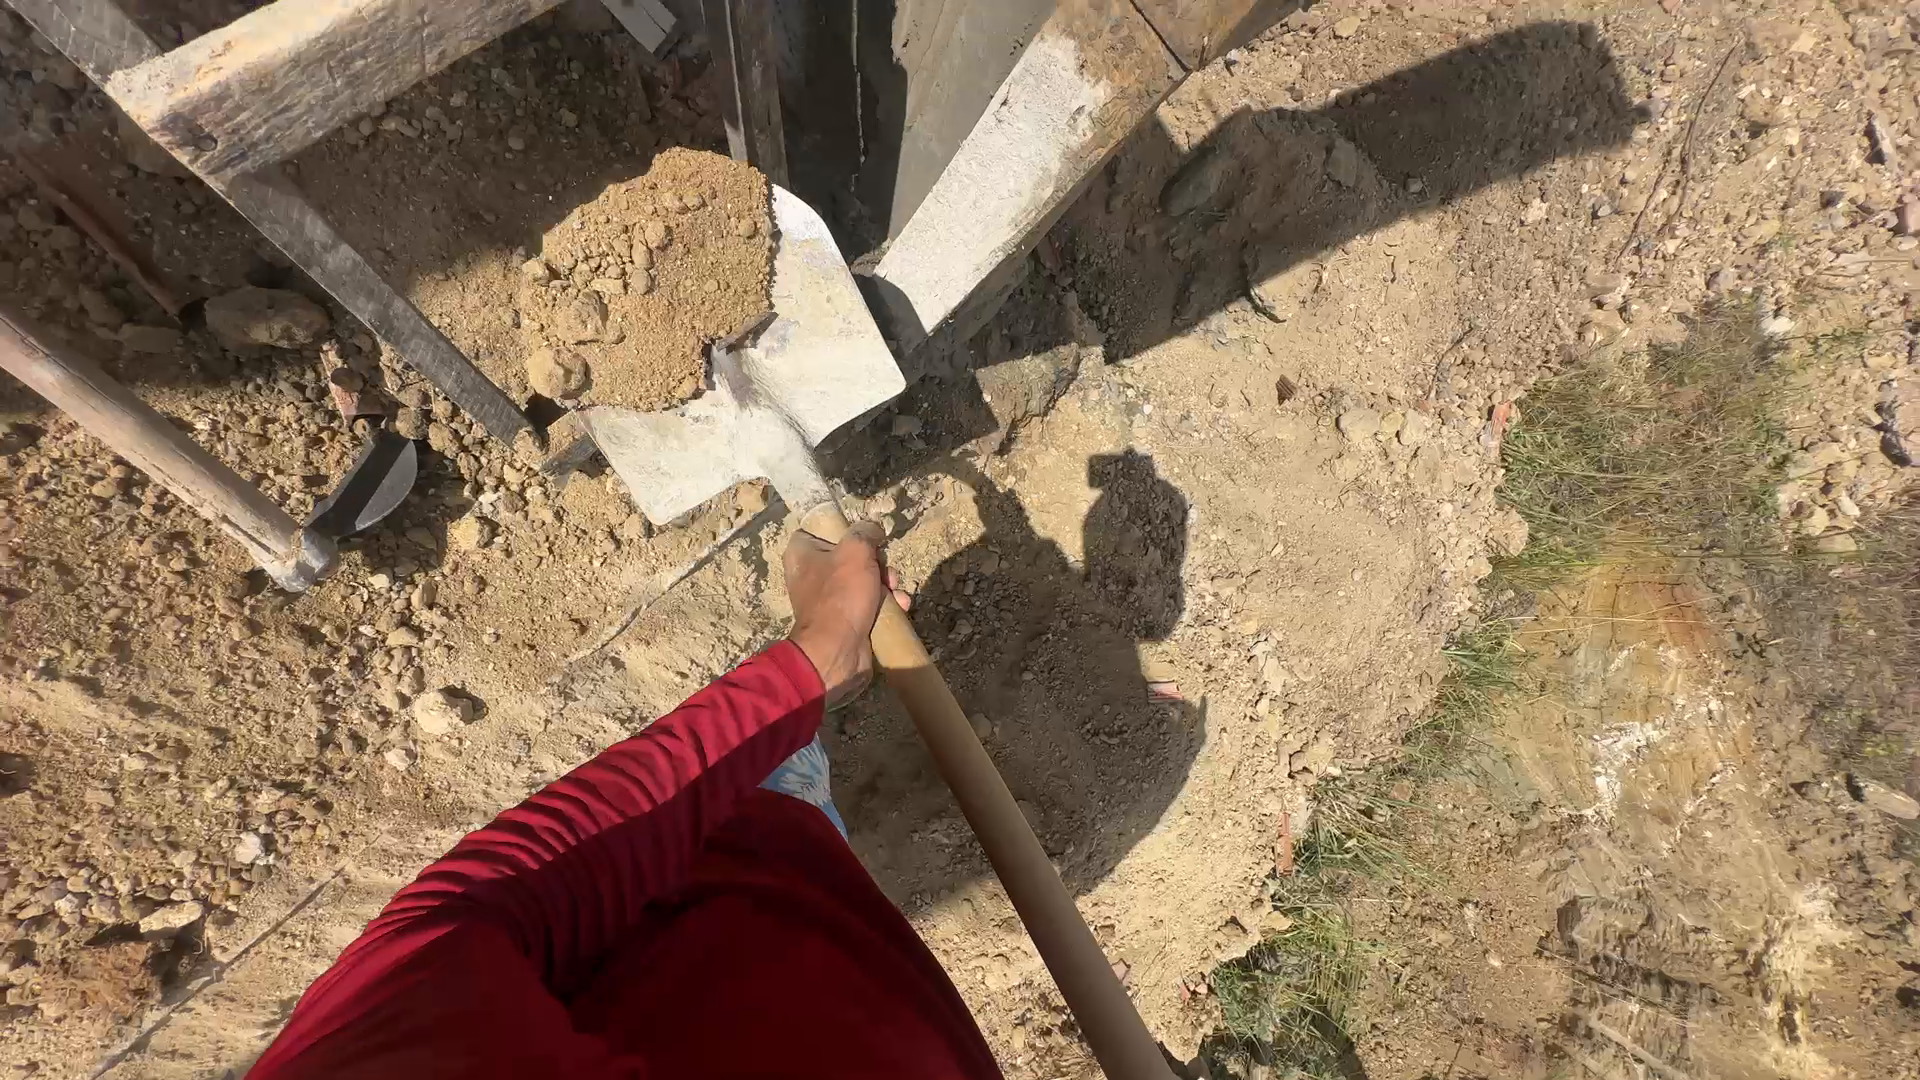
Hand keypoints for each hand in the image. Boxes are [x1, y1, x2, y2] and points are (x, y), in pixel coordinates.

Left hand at [784, 521, 908, 707]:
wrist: (838, 651)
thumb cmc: (841, 595)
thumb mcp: (856, 551)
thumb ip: (865, 532)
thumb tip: (873, 529)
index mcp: (802, 552)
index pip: (826, 529)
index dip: (851, 531)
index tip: (869, 538)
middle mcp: (812, 573)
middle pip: (853, 555)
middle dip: (878, 563)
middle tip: (887, 573)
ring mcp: (829, 597)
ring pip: (866, 578)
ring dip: (888, 584)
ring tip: (896, 592)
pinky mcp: (846, 617)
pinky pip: (870, 601)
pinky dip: (886, 603)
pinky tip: (900, 606)